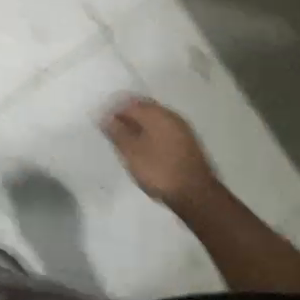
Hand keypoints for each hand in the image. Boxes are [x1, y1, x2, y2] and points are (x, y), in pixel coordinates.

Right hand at [101, 96, 221, 210]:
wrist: (197, 195)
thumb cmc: (160, 171)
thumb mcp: (132, 153)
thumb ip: (117, 132)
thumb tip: (105, 116)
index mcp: (156, 113)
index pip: (129, 103)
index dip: (113, 110)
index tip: (102, 122)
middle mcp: (170, 115)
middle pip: (143, 108)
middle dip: (127, 116)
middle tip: (113, 130)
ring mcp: (182, 129)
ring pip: (154, 120)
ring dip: (140, 125)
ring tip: (127, 141)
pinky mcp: (188, 143)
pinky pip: (164, 130)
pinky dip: (152, 134)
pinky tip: (146, 147)